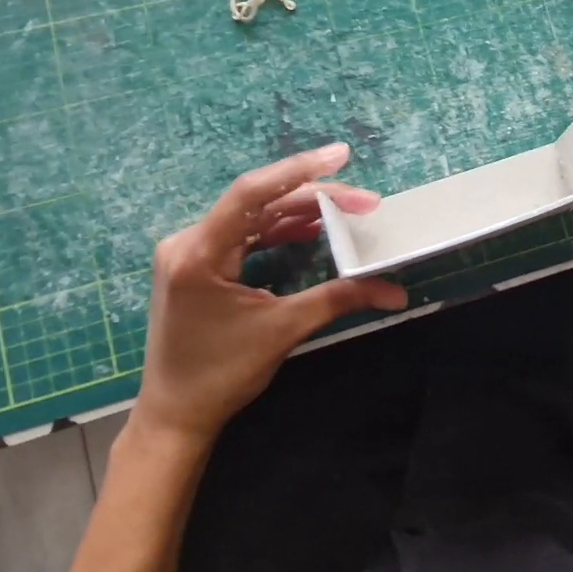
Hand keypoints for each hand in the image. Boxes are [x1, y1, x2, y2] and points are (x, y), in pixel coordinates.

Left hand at [133, 143, 407, 446]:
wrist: (176, 415)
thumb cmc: (221, 374)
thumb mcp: (283, 330)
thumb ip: (339, 298)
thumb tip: (397, 291)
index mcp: (199, 253)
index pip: (251, 194)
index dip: (299, 170)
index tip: (342, 155)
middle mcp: (188, 242)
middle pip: (259, 202)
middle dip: (315, 197)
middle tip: (365, 201)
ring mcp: (191, 252)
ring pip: (254, 216)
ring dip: (301, 212)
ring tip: (349, 211)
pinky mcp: (199, 265)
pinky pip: (245, 235)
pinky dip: (280, 229)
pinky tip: (313, 228)